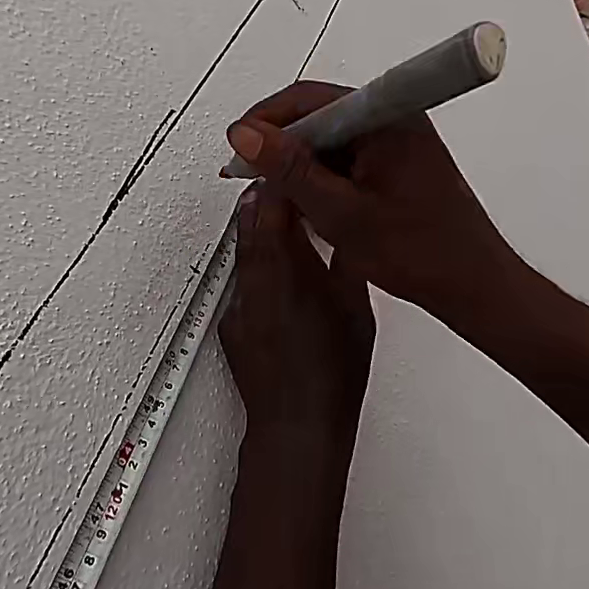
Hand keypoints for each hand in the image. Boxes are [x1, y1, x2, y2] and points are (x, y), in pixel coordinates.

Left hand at [217, 182, 374, 436]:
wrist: (297, 423)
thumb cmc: (329, 374)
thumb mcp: (355, 308)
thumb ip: (346, 265)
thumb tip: (347, 244)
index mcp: (289, 268)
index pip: (277, 204)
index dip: (284, 180)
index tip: (294, 165)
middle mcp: (257, 279)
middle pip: (252, 219)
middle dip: (266, 195)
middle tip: (282, 182)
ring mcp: (240, 301)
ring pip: (243, 247)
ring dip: (258, 226)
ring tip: (278, 217)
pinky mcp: (232, 322)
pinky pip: (241, 279)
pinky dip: (255, 263)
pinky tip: (274, 272)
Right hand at [224, 81, 529, 329]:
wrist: (470, 283)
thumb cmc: (425, 252)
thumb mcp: (339, 211)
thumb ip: (289, 169)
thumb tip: (249, 137)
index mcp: (386, 119)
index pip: (308, 98)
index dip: (266, 121)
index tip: (242, 145)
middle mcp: (395, 119)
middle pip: (318, 114)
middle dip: (281, 145)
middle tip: (255, 171)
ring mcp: (398, 139)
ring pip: (330, 138)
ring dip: (301, 164)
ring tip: (287, 196)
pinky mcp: (397, 160)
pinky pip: (347, 155)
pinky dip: (323, 176)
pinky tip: (314, 202)